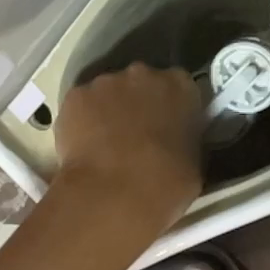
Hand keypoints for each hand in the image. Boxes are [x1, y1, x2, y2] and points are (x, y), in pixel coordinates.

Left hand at [54, 64, 204, 231]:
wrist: (114, 195)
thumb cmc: (166, 184)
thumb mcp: (194, 162)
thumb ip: (185, 140)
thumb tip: (174, 143)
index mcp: (181, 86)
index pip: (179, 87)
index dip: (172, 107)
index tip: (167, 127)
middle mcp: (144, 74)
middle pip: (141, 82)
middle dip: (138, 103)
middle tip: (135, 136)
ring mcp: (106, 82)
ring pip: (108, 92)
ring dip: (109, 111)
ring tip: (105, 146)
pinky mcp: (76, 96)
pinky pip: (81, 105)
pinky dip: (82, 121)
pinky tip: (84, 147)